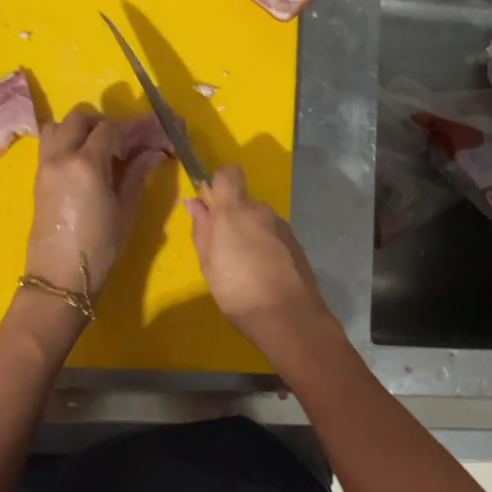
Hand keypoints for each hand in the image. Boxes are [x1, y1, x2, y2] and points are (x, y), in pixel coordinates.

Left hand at [25, 104, 165, 303]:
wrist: (59, 277)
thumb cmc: (99, 247)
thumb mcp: (125, 210)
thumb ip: (137, 173)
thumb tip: (153, 151)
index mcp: (85, 164)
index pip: (112, 129)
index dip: (137, 127)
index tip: (157, 130)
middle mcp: (60, 156)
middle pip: (83, 118)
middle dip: (109, 122)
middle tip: (131, 140)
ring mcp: (45, 165)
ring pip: (61, 125)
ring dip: (84, 127)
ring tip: (105, 146)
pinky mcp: (38, 176)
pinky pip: (51, 142)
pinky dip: (69, 139)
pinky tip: (88, 158)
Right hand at [184, 165, 331, 347]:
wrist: (290, 318)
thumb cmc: (238, 292)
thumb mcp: (208, 263)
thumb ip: (202, 228)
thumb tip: (195, 202)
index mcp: (235, 210)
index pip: (229, 172)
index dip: (218, 182)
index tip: (211, 205)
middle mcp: (261, 211)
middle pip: (243, 201)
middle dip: (232, 218)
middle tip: (222, 250)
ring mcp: (282, 226)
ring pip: (258, 220)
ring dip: (249, 235)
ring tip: (243, 269)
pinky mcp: (296, 243)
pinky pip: (272, 236)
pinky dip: (265, 247)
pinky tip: (262, 275)